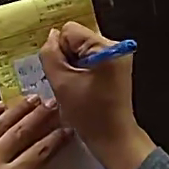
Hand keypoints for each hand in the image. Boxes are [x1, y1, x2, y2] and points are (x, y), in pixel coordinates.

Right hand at [39, 23, 156, 168]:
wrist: (113, 138)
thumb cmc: (90, 115)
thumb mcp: (61, 83)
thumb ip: (50, 54)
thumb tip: (51, 36)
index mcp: (106, 48)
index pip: (70, 31)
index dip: (60, 51)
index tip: (65, 73)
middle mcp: (116, 47)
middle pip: (77, 38)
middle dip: (68, 58)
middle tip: (70, 82)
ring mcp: (118, 56)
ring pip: (82, 49)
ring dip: (74, 65)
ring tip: (77, 87)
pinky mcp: (116, 66)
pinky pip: (91, 58)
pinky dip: (83, 71)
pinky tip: (84, 88)